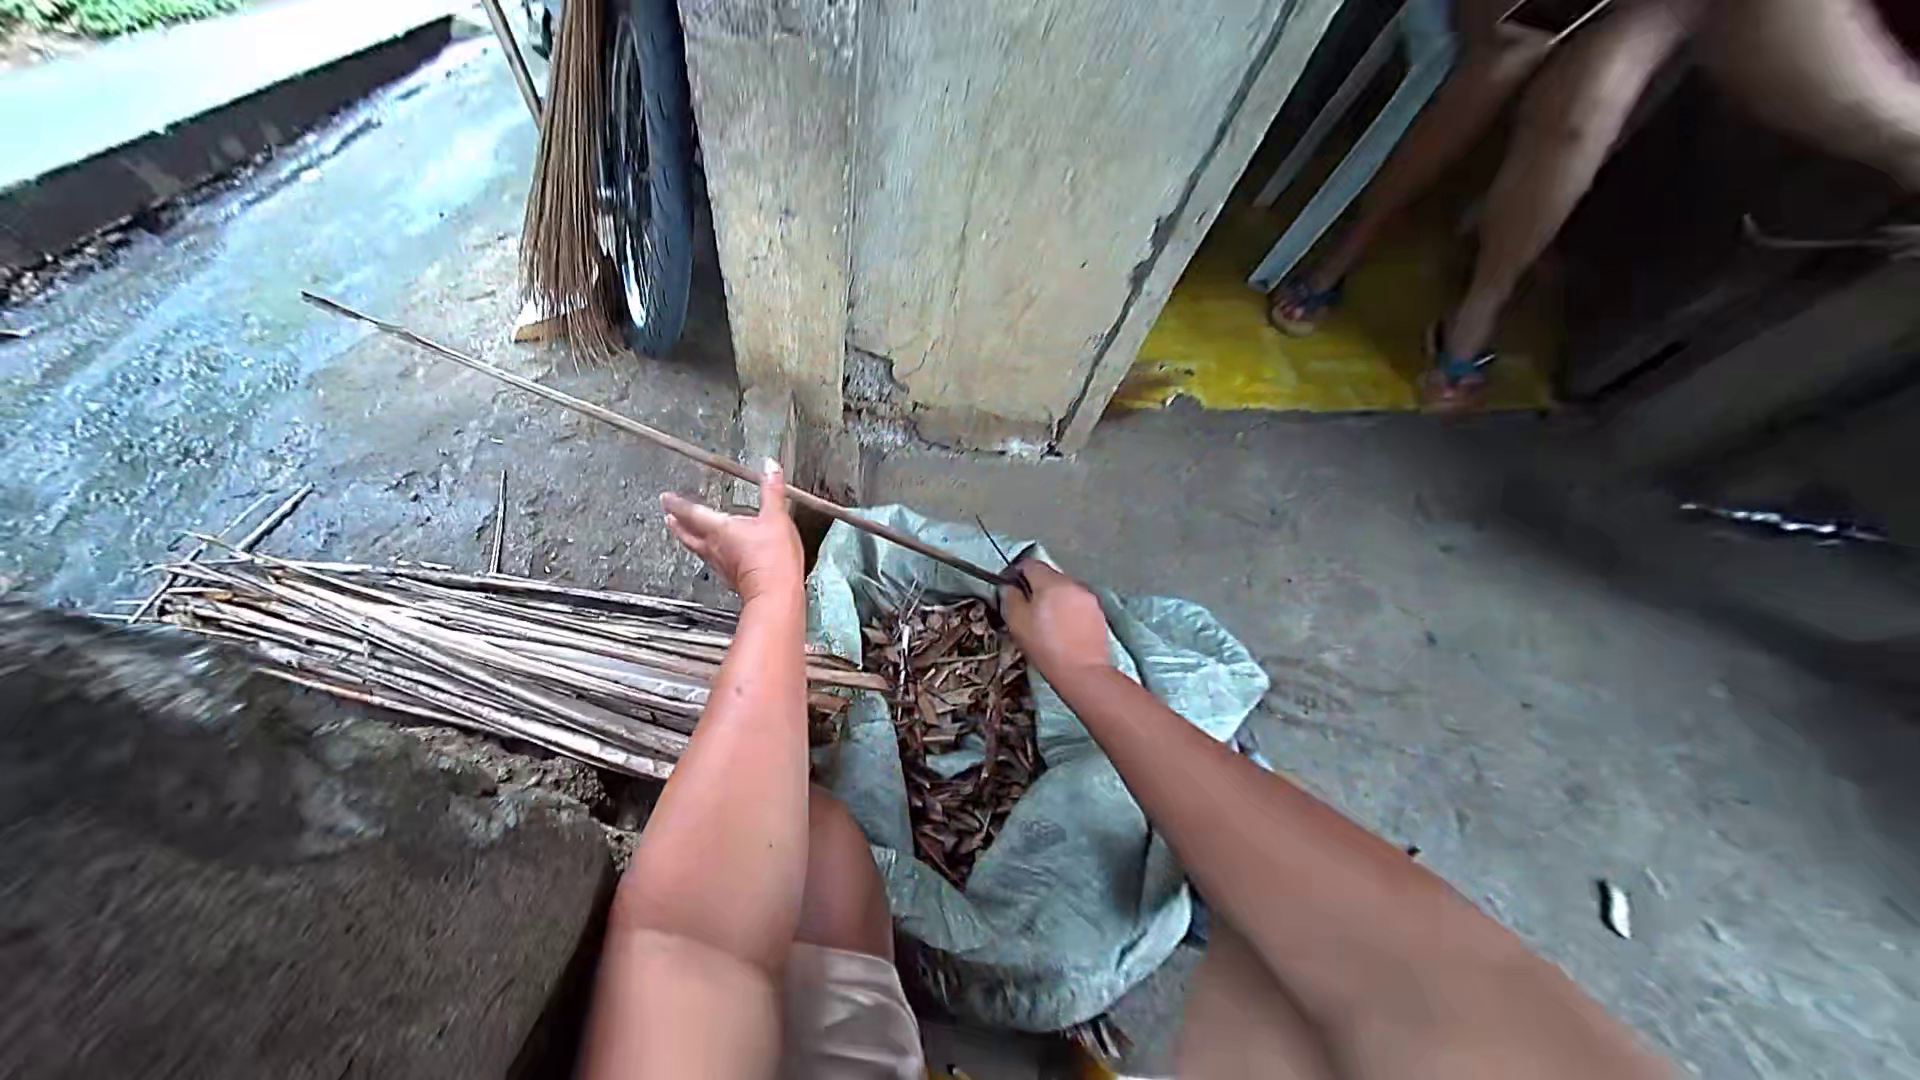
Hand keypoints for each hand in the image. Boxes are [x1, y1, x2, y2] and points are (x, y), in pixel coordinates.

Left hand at [660, 459, 803, 603]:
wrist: (776, 592)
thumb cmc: (773, 557)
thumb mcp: (776, 516)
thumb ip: (772, 491)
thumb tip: (769, 467)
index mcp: (721, 529)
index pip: (691, 513)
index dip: (677, 504)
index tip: (666, 498)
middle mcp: (715, 548)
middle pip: (688, 534)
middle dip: (677, 524)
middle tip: (668, 518)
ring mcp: (722, 565)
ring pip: (698, 550)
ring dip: (689, 540)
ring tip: (686, 536)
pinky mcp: (732, 579)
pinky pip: (714, 563)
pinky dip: (710, 556)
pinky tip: (717, 558)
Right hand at [999, 557, 1110, 679]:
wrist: (1082, 671)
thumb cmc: (1045, 646)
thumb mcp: (1017, 622)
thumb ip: (1011, 597)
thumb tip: (1011, 587)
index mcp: (1051, 583)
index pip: (1030, 564)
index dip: (1017, 573)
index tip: (1012, 588)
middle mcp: (1073, 584)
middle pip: (1049, 576)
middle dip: (1037, 587)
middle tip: (1028, 609)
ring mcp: (1088, 598)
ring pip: (1064, 590)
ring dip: (1054, 598)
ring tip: (1047, 622)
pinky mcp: (1098, 612)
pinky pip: (1077, 603)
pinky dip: (1068, 609)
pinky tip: (1064, 629)